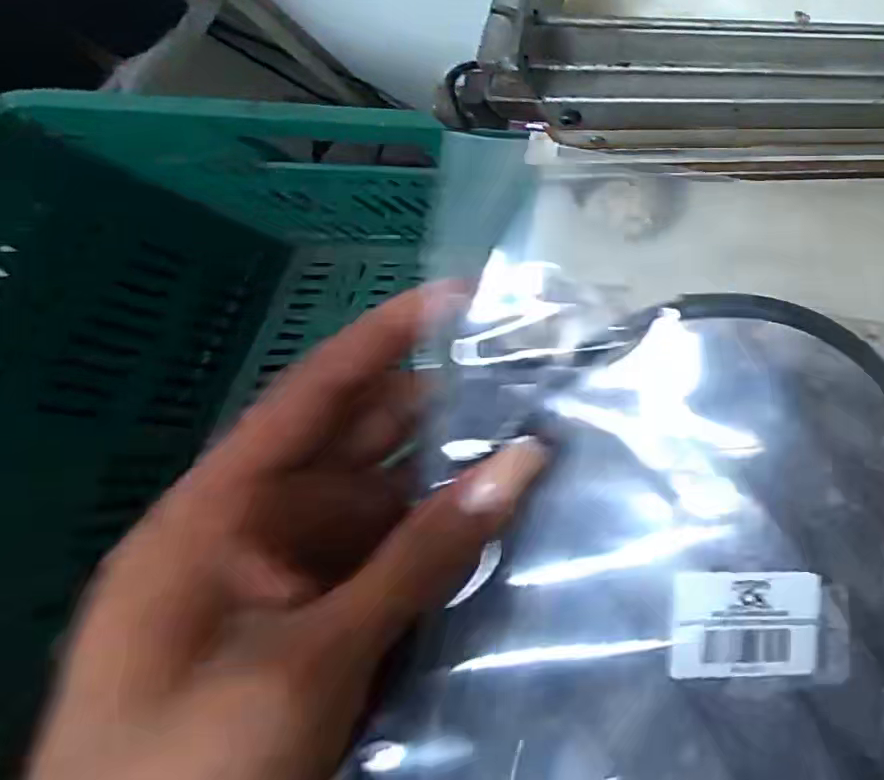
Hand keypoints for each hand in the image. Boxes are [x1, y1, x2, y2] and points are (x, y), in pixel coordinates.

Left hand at [28, 285, 548, 779]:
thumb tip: (531, 455)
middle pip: (375, 436)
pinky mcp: (348, 606)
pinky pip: (423, 542)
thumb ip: (425, 553)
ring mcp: (311, 569)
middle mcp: (269, 526)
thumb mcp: (307, 660)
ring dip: (476, 465)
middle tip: (548, 373)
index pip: (314, 397)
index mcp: (220, 517)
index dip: (386, 337)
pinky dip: (472, 522)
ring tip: (559, 431)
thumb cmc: (182, 768)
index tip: (465, 294)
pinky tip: (529, 508)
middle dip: (458, 400)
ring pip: (410, 490)